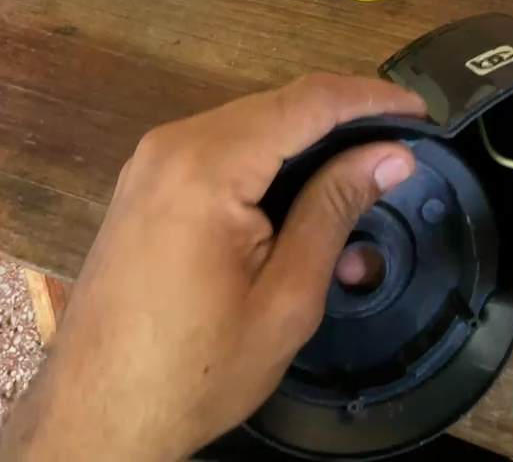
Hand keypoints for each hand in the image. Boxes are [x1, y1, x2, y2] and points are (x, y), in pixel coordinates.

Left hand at [0, 74, 422, 460]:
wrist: (92, 415)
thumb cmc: (194, 368)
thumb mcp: (286, 297)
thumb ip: (335, 208)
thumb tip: (391, 154)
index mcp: (208, 163)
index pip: (307, 102)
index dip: (370, 98)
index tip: (420, 110)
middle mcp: (175, 141)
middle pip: (278, 106)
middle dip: (343, 120)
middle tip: (397, 150)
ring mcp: (154, 157)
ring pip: (252, 123)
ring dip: (307, 143)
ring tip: (359, 177)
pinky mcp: (148, 178)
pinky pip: (223, 146)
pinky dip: (269, 160)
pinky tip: (301, 195)